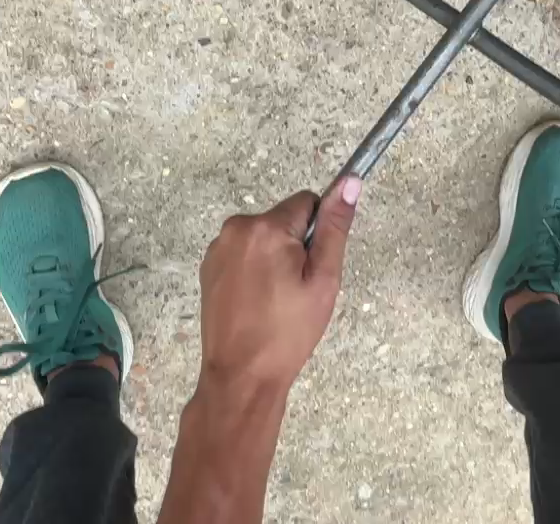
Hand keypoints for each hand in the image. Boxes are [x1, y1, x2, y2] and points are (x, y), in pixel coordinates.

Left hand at [195, 178, 361, 394]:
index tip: (312, 266)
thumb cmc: (288, 332)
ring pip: (264, 236)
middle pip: (283, 219)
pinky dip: (254, 267)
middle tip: (297, 288)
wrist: (241, 376)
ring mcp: (218, 246)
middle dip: (295, 245)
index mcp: (267, 227)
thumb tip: (350, 182)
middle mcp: (237, 227)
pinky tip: (256, 301)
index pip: (307, 202)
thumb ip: (335, 227)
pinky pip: (244, 251)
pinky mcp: (209, 265)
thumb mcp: (323, 280)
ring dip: (274, 256)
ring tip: (276, 298)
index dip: (317, 233)